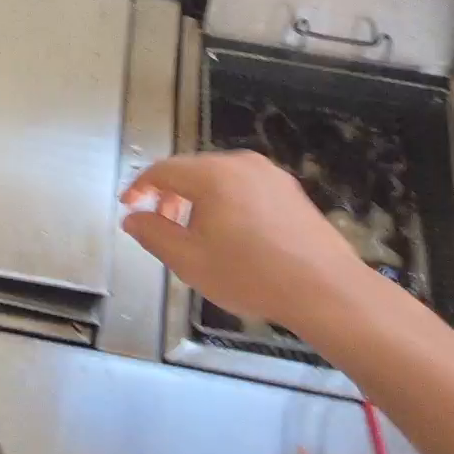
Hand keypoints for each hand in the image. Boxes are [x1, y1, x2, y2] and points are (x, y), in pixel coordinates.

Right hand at [119, 150, 386, 336]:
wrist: (325, 289)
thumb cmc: (249, 275)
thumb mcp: (188, 260)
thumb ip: (153, 234)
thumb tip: (133, 217)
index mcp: (212, 174)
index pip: (162, 170)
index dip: (139, 187)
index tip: (128, 207)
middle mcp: (241, 163)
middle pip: (191, 170)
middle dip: (169, 195)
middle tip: (161, 226)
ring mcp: (270, 175)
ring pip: (219, 178)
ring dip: (197, 200)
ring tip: (195, 235)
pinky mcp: (290, 190)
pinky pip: (244, 187)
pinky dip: (225, 202)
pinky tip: (231, 235)